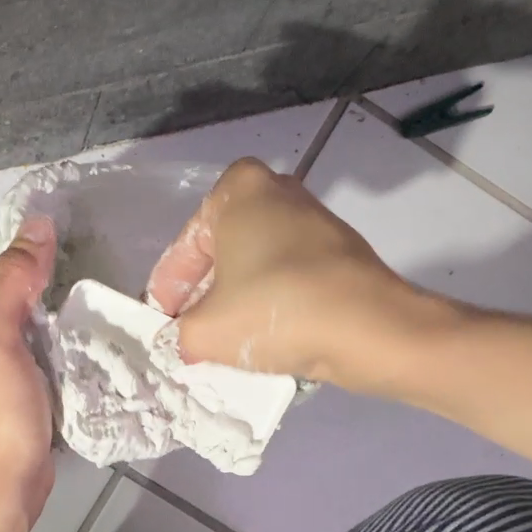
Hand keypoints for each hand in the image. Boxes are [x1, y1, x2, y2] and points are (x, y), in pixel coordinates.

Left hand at [0, 214, 58, 531]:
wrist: (1, 490)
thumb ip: (13, 280)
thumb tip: (36, 223)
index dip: (21, 271)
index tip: (60, 272)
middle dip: (35, 303)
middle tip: (76, 302)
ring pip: (14, 339)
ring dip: (43, 334)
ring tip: (78, 330)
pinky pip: (23, 368)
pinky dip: (44, 362)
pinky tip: (67, 365)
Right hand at [147, 157, 459, 391]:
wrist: (370, 329)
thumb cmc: (275, 312)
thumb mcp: (202, 332)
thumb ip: (177, 333)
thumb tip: (182, 340)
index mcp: (237, 189)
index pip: (183, 249)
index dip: (166, 294)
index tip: (161, 327)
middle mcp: (276, 190)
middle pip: (219, 253)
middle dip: (201, 294)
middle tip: (188, 334)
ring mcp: (312, 218)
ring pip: (252, 265)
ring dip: (234, 301)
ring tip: (223, 341)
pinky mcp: (338, 250)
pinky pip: (285, 276)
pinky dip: (268, 303)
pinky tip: (262, 336)